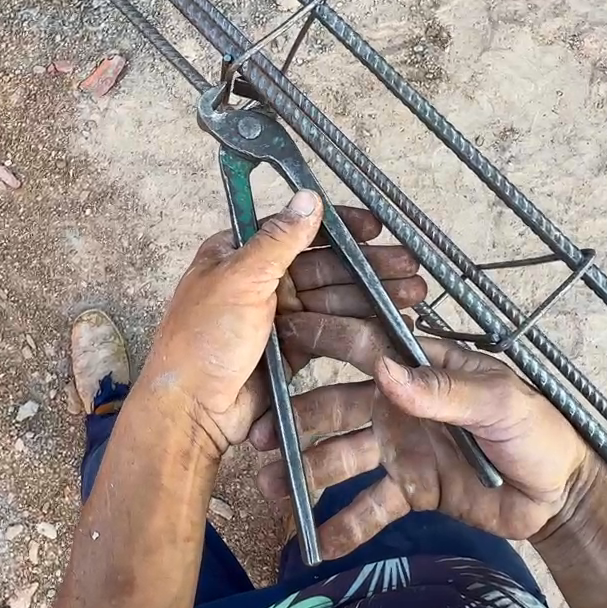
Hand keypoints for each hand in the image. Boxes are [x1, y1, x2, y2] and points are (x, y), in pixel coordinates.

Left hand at [140, 198, 427, 455]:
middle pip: (323, 264)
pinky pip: (332, 328)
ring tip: (415, 292)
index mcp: (239, 252)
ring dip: (371, 292)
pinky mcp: (293, 346)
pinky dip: (360, 323)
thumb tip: (308, 197)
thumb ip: (279, 240)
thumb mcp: (240, 280)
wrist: (192, 410)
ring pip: (333, 296)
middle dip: (367, 264)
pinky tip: (392, 319)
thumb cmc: (204, 338)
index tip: (376, 227)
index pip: (296, 228)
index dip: (338, 226)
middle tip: (409, 264)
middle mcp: (260, 278)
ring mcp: (277, 313)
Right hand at [254, 310, 595, 558]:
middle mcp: (396, 405)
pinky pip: (369, 507)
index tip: (278, 337)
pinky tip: (317, 543)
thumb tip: (383, 369)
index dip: (321, 338)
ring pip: (341, 457)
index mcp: (416, 369)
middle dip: (295, 421)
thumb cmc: (533, 428)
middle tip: (257, 439)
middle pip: (335, 408)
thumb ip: (441, 388)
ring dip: (306, 472)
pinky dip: (343, 524)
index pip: (362, 347)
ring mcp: (398, 448)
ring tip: (273, 492)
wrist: (557, 495)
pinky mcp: (408, 491)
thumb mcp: (497, 400)